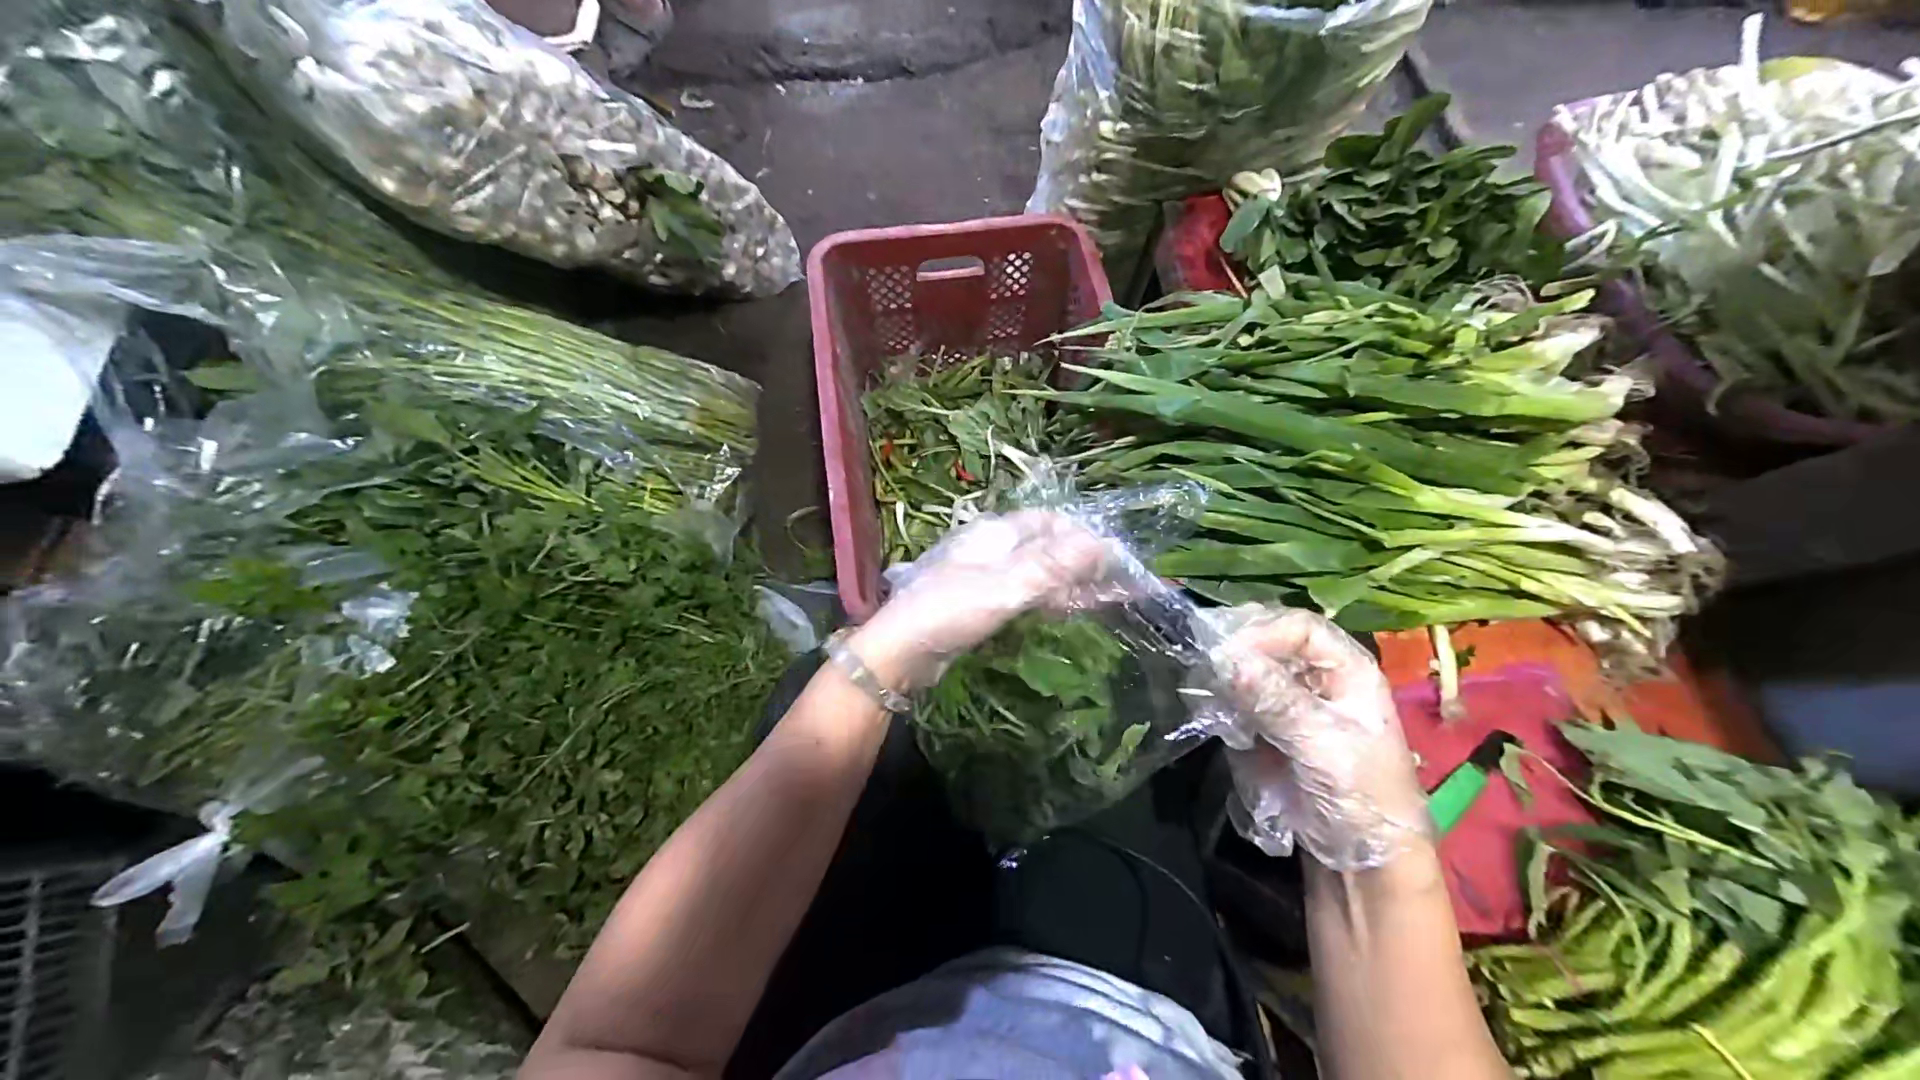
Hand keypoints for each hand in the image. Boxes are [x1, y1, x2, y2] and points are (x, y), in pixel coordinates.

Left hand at [848, 511, 1111, 691]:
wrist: (897, 653)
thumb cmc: (948, 611)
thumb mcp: (1004, 587)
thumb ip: (1053, 565)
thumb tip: (1104, 543)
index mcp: (995, 533)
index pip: (1050, 521)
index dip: (1084, 536)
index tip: (1115, 559)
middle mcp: (990, 547)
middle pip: (1046, 546)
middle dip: (1081, 561)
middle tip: (1118, 584)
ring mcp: (983, 575)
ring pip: (1036, 571)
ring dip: (1067, 582)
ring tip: (1102, 599)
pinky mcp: (978, 602)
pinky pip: (1022, 593)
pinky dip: (1047, 598)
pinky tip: (1061, 610)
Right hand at [1206, 606, 1427, 869]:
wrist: (1361, 863)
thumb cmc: (1363, 798)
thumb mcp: (1324, 747)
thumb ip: (1275, 700)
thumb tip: (1223, 658)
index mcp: (1348, 670)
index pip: (1299, 628)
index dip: (1262, 633)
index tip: (1226, 654)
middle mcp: (1315, 676)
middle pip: (1267, 640)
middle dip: (1235, 648)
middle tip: (1204, 662)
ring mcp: (1286, 700)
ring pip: (1243, 667)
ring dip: (1221, 676)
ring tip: (1204, 692)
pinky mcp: (1262, 725)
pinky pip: (1232, 698)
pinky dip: (1216, 701)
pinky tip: (1210, 712)